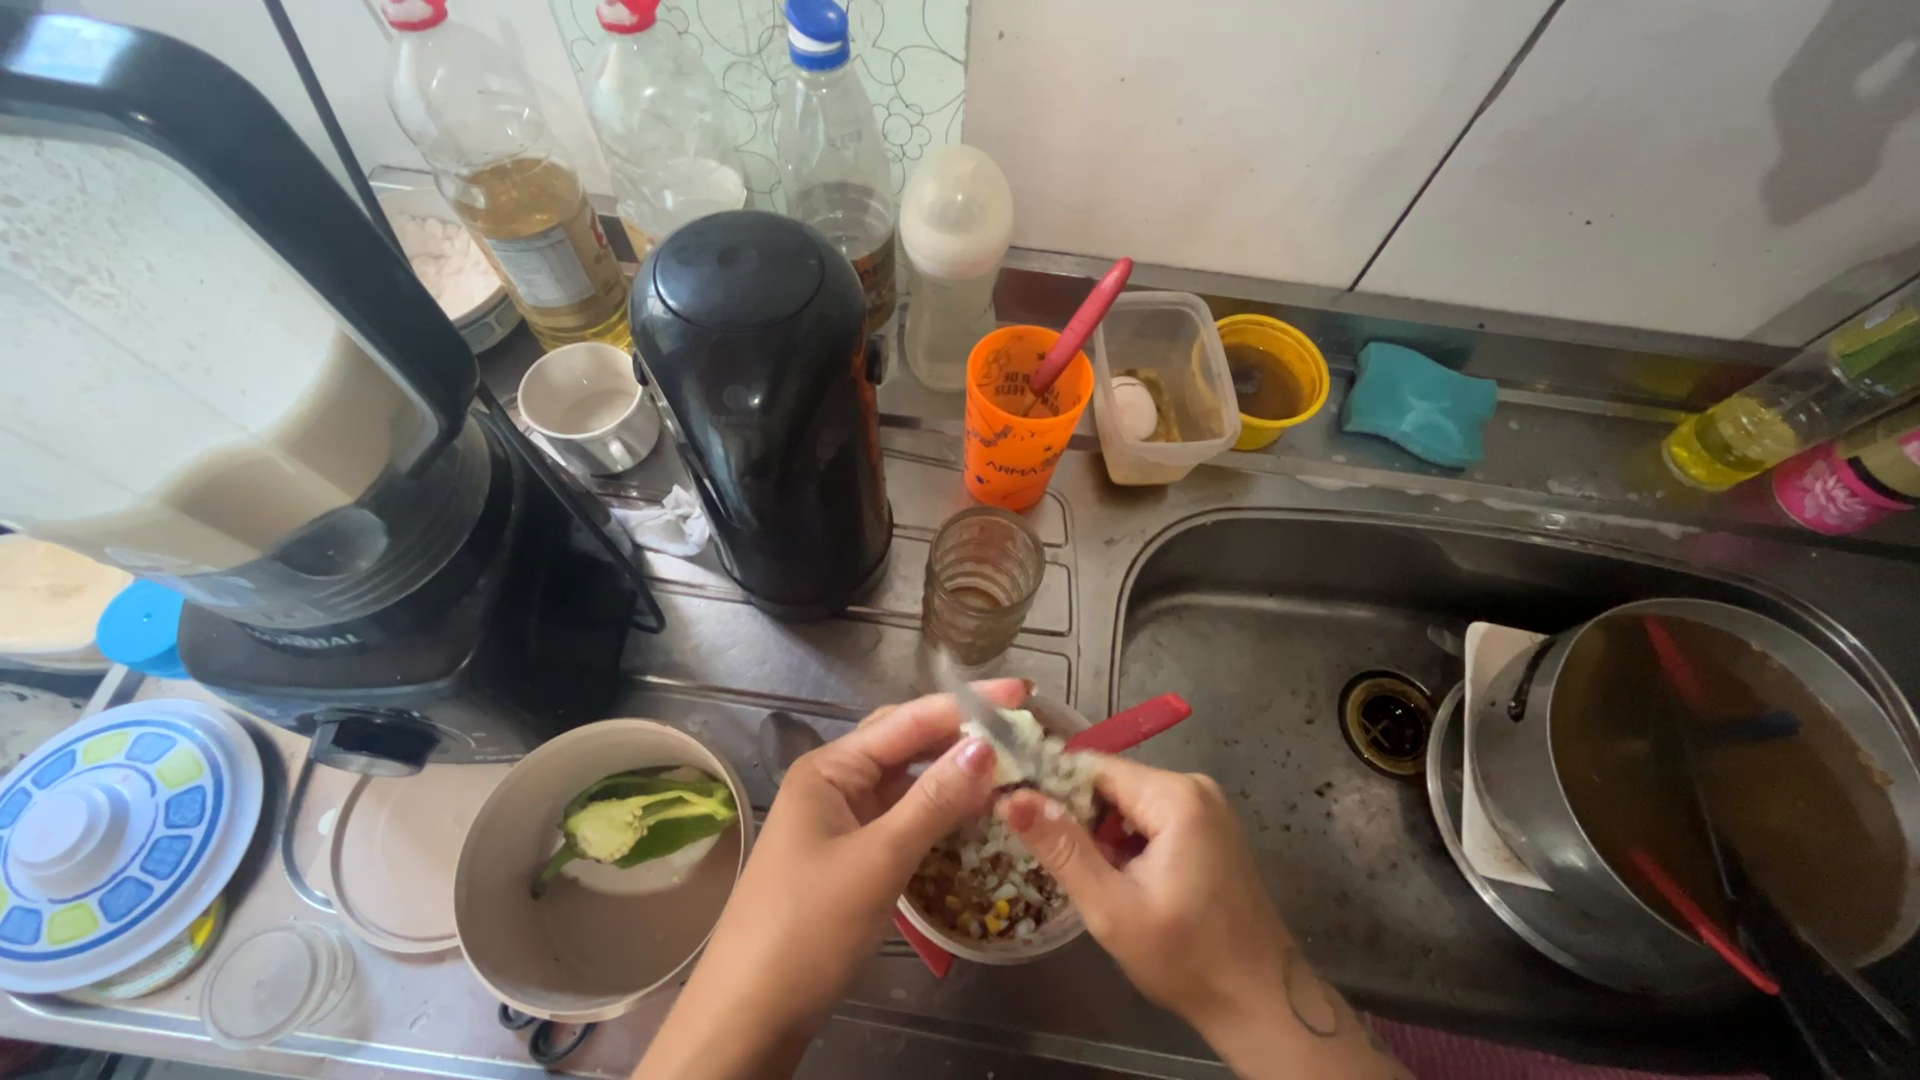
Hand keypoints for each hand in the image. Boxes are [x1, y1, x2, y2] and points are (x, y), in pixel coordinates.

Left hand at [636, 680, 1025, 1079]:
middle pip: (906, 741)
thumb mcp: (878, 861)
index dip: (967, 705)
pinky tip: (973, 808)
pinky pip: (903, 815)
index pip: (908, 720)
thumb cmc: (808, 928)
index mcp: (830, 768)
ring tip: (1009, 761)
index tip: (1022, 694)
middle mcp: (835, 781)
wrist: (750, 1014)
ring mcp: (842, 819)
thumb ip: (933, 801)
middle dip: (961, 731)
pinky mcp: (852, 854)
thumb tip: (987, 746)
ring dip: (953, 770)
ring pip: (907, 780)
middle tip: (1020, 725)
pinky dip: (939, 808)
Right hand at [999, 757, 1290, 1022]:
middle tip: (1051, 858)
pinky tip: (1119, 878)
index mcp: (1174, 795)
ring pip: (1129, 801)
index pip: (1093, 766)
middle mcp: (1194, 787)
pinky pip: (1151, 817)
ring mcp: (1206, 807)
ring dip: (1102, 833)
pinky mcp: (1209, 829)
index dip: (1052, 787)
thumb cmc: (1185, 958)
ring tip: (1085, 874)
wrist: (1260, 1003)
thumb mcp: (1111, 908)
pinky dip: (1127, 841)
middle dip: (1078, 816)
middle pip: (1112, 782)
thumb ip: (1061, 847)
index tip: (1019, 815)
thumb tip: (1013, 797)